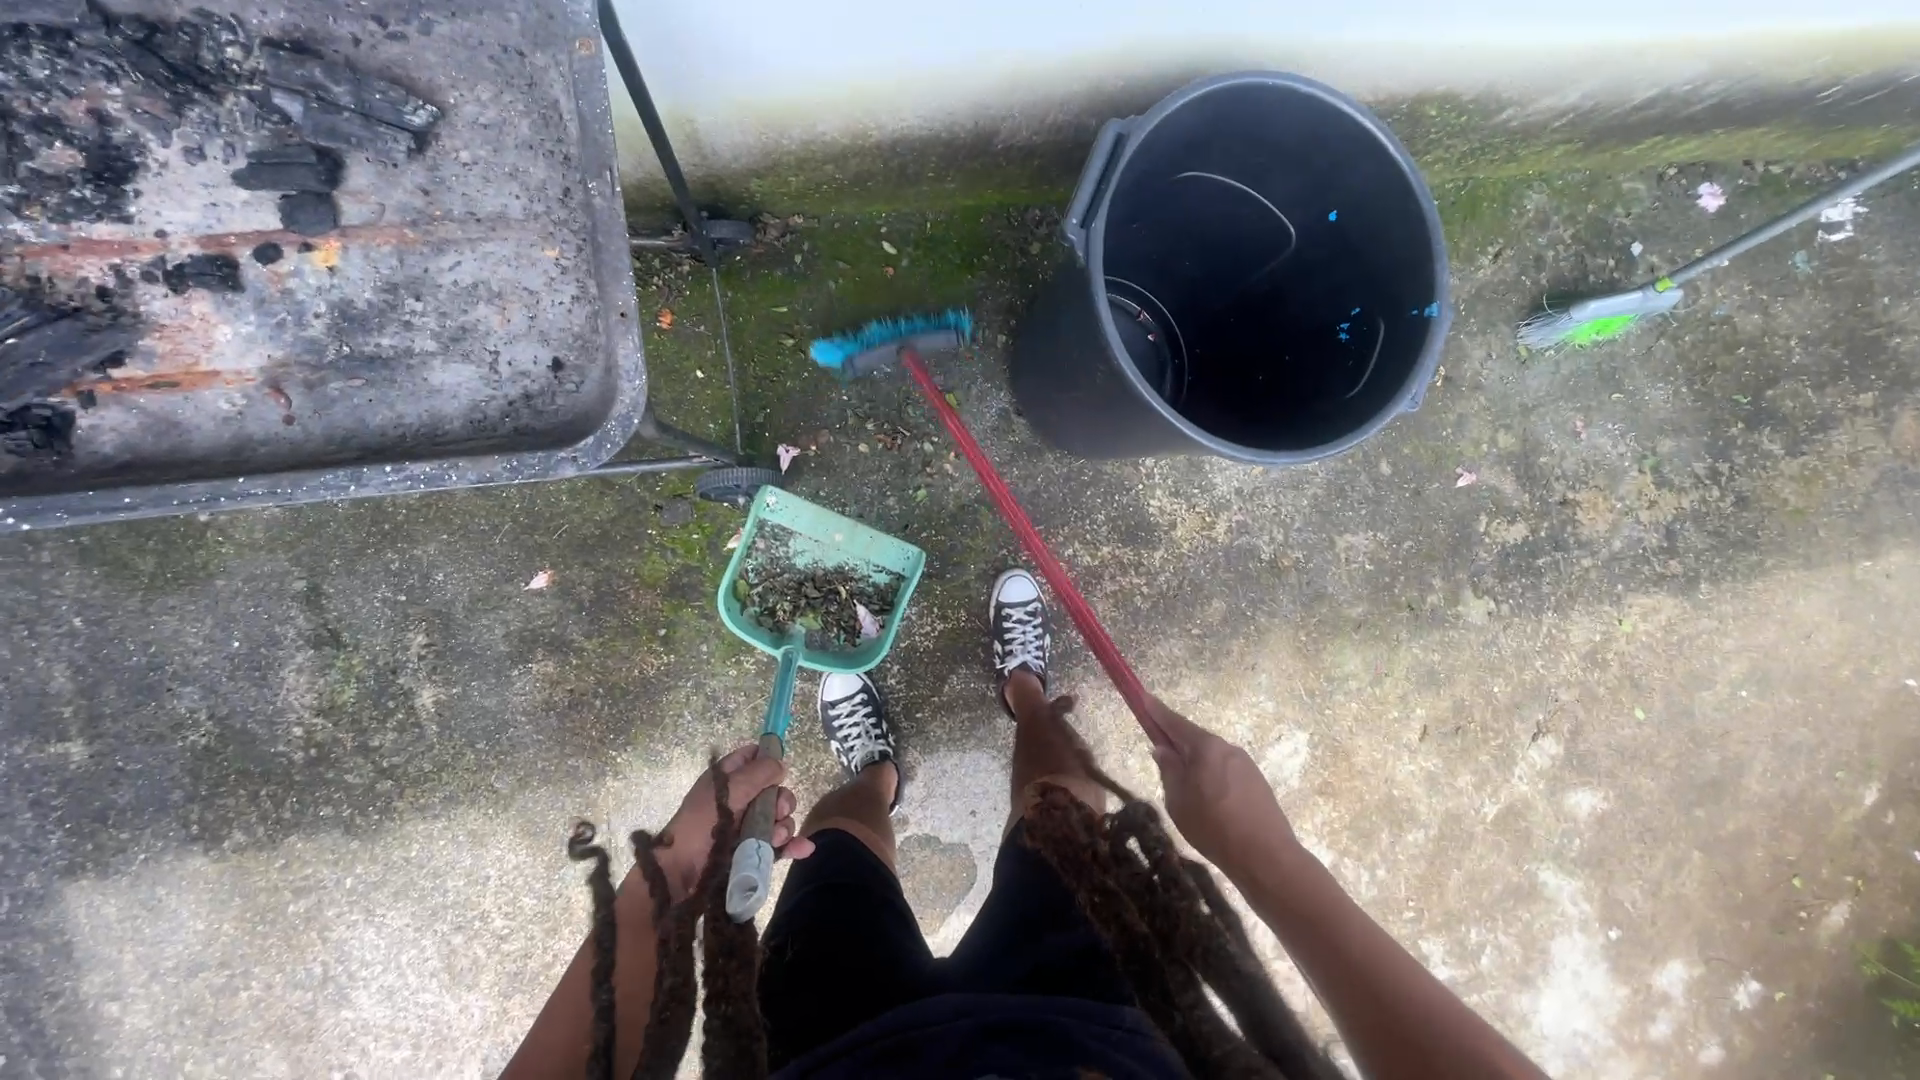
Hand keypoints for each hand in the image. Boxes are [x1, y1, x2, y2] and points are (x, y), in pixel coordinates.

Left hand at [651, 743, 813, 904]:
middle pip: (774, 790)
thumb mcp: (730, 789)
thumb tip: (782, 765)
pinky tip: (803, 848)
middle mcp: (739, 799)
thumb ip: (759, 773)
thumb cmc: (701, 824)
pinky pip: (779, 844)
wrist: (681, 873)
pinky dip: (793, 845)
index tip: (780, 771)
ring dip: (784, 826)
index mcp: (729, 779)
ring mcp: (746, 827)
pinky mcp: (752, 851)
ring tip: (775, 839)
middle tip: (777, 811)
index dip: (769, 759)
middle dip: (782, 801)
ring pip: (779, 818)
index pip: (753, 757)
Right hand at [1148, 698, 1296, 876]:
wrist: (1266, 856)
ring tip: (1191, 800)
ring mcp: (1246, 765)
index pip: (1174, 722)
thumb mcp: (1178, 800)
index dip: (1156, 711)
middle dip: (1178, 748)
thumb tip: (1163, 749)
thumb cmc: (1213, 826)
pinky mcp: (1258, 783)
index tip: (1143, 697)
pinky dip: (1214, 781)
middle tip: (1165, 768)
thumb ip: (1168, 770)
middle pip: (1195, 741)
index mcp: (1206, 747)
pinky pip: (1227, 774)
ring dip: (1198, 769)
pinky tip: (1213, 807)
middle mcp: (1228, 748)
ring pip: (1212, 759)